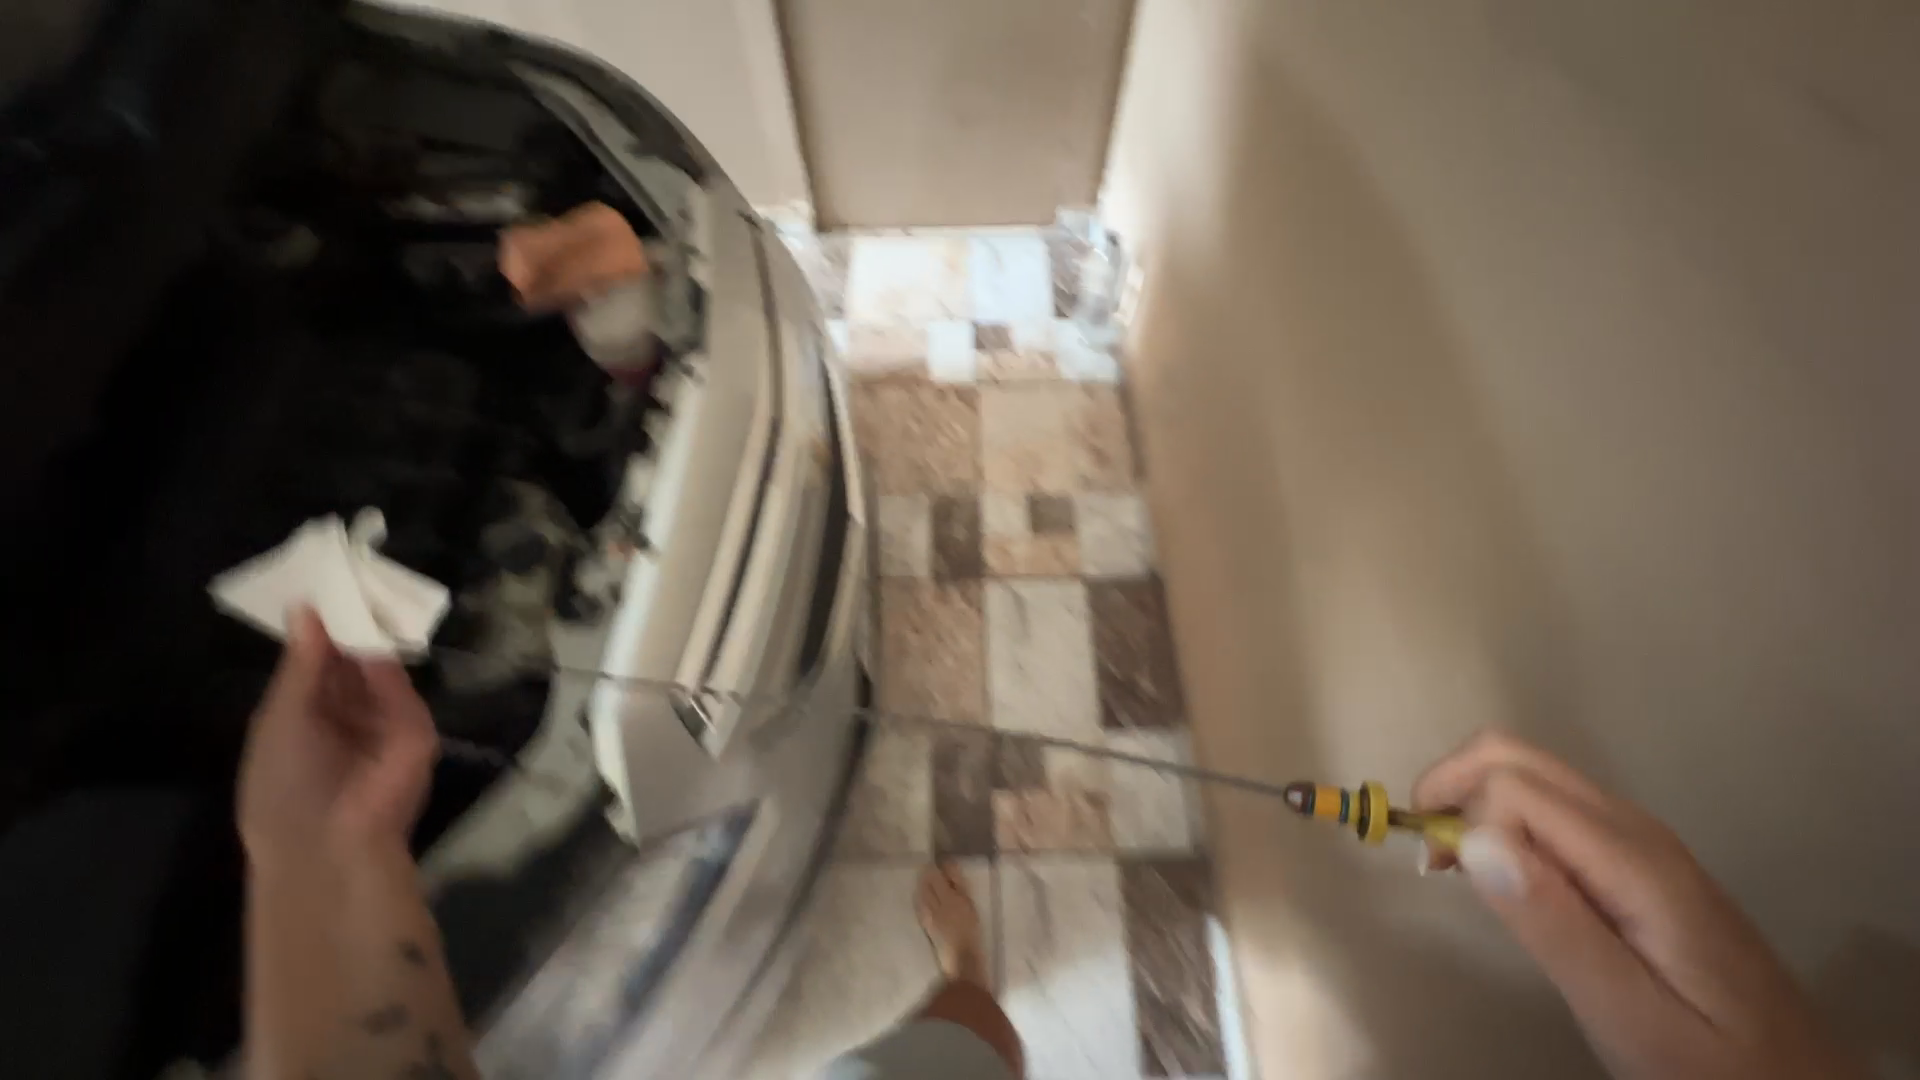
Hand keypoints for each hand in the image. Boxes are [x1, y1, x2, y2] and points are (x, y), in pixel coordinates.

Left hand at [238, 607, 438, 871]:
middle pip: (351, 661)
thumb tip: (307, 610)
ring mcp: (384, 719)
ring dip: (373, 633)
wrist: (330, 838)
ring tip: (367, 586)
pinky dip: (391, 657)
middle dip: (349, 624)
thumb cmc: (283, 784)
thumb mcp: (280, 719)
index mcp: (307, 717)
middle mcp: (347, 714)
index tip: (320, 586)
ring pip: (379, 668)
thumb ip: (302, 666)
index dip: (318, 630)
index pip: (318, 665)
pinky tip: (381, 623)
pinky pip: (401, 686)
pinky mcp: (417, 726)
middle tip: (349, 575)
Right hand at [1412, 730, 1858, 1079]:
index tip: (1439, 872)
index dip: (1463, 817)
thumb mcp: (1630, 1015)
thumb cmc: (1711, 1059)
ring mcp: (1631, 832)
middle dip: (1449, 785)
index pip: (1512, 785)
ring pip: (1522, 768)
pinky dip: (1493, 814)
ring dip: (1467, 799)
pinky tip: (1496, 872)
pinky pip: (1540, 798)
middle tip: (1430, 853)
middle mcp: (1629, 824)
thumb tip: (1473, 838)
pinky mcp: (1624, 848)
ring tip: (1454, 867)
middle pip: (1511, 754)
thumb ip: (1555, 926)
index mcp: (1633, 860)